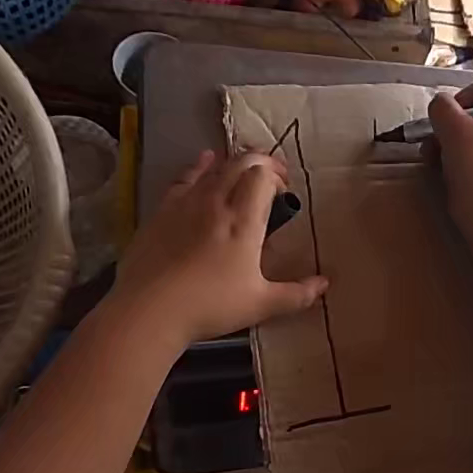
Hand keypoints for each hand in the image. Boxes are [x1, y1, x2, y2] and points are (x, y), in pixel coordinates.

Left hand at [107, 150, 328, 344]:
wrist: (148, 310)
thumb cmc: (210, 305)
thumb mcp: (260, 304)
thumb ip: (296, 294)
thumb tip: (324, 285)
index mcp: (243, 219)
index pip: (263, 175)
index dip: (277, 176)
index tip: (285, 192)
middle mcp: (215, 201)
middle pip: (241, 163)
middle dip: (262, 163)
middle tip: (273, 178)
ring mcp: (186, 203)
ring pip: (214, 167)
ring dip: (234, 163)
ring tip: (245, 170)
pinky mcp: (162, 211)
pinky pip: (185, 177)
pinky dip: (200, 166)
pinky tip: (204, 161)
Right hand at [426, 68, 472, 233]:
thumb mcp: (456, 131)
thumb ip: (442, 107)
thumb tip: (438, 106)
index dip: (472, 90)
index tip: (460, 113)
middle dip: (451, 118)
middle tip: (441, 134)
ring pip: (463, 125)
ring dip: (442, 135)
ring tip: (432, 152)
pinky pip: (461, 146)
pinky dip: (446, 151)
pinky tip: (435, 162)